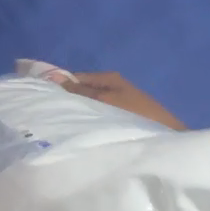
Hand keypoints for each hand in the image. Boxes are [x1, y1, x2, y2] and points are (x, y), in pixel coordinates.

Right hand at [56, 71, 186, 130]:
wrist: (166, 134)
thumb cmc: (135, 114)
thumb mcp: (104, 101)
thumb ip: (80, 91)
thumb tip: (53, 77)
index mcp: (107, 77)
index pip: (75, 78)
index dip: (60, 87)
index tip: (43, 101)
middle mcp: (111, 85)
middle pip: (82, 91)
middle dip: (69, 101)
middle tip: (52, 116)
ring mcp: (117, 101)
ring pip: (90, 104)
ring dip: (79, 112)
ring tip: (64, 125)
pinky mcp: (121, 115)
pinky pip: (99, 114)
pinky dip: (90, 119)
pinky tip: (82, 131)